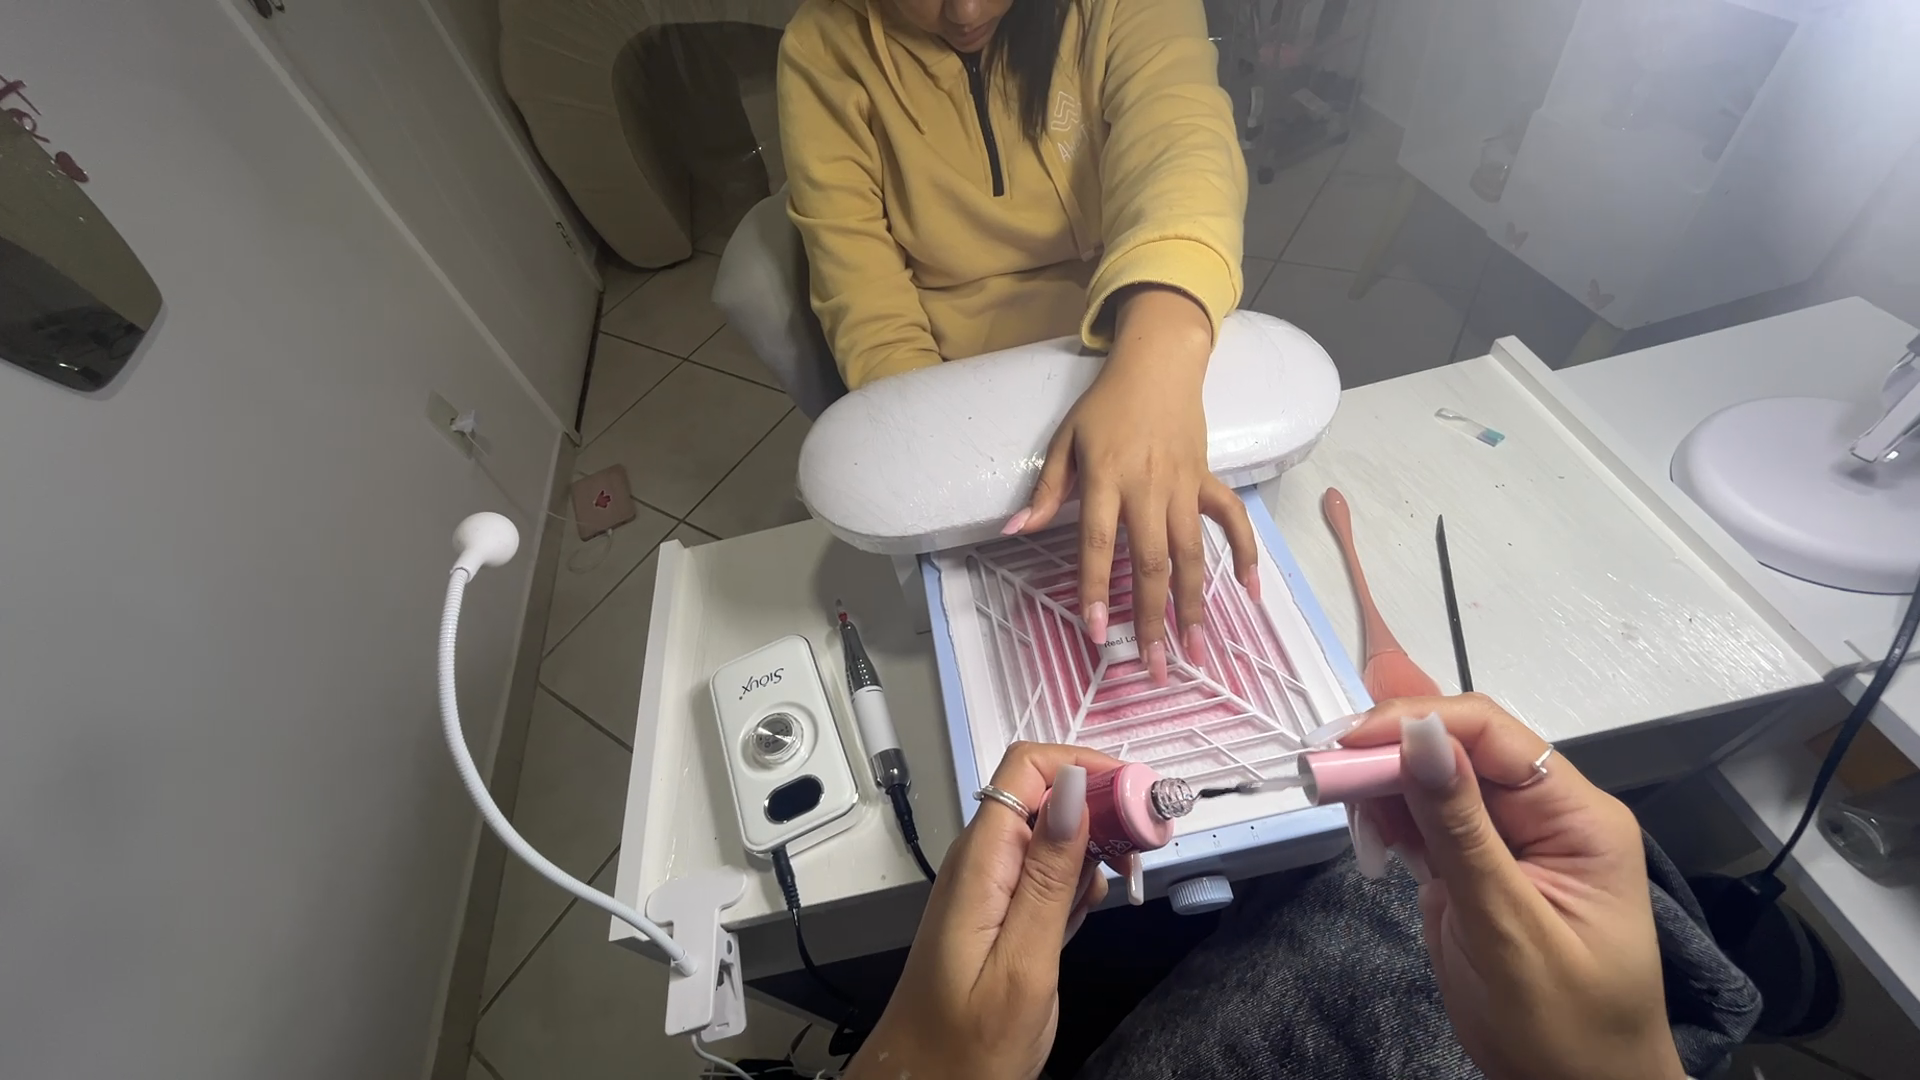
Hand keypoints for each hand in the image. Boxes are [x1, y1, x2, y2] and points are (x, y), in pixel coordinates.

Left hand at [846, 743, 1117, 1079]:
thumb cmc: (969, 1043)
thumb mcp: (1022, 962)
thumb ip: (1048, 873)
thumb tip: (1074, 786)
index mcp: (983, 856)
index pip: (1026, 766)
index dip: (1083, 766)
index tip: (1137, 797)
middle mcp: (984, 854)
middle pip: (1044, 792)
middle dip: (1100, 805)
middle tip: (1144, 846)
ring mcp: (991, 878)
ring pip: (1050, 828)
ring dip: (1093, 843)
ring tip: (1122, 879)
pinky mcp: (1001, 903)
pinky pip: (1045, 866)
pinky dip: (1075, 877)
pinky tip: (1086, 909)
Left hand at [1010, 286, 1256, 685]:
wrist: (1157, 364)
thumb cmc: (1104, 406)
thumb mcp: (1065, 440)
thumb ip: (1046, 490)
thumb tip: (1014, 531)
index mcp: (1107, 479)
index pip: (1098, 544)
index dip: (1095, 589)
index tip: (1096, 632)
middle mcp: (1149, 489)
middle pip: (1152, 562)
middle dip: (1152, 618)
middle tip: (1156, 665)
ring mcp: (1184, 486)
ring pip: (1193, 553)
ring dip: (1194, 603)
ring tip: (1196, 647)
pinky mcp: (1207, 479)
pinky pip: (1231, 519)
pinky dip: (1246, 553)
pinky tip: (1252, 591)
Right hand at [1344, 695, 1686, 1079]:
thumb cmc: (1560, 1024)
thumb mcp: (1507, 927)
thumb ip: (1461, 827)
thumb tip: (1420, 734)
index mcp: (1574, 816)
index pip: (1489, 733)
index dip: (1415, 721)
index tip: (1347, 741)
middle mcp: (1538, 809)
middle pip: (1451, 743)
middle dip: (1385, 746)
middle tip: (1325, 765)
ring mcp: (1499, 830)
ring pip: (1423, 770)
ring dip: (1376, 778)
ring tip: (1338, 797)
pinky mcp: (1464, 851)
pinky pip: (1414, 808)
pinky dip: (1380, 811)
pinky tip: (1366, 829)